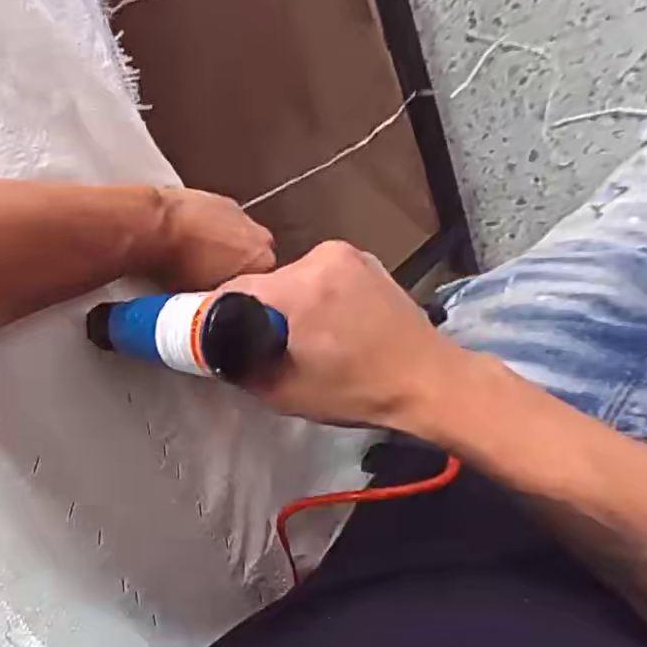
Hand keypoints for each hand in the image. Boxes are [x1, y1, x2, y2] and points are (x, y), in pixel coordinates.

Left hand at [141, 187, 276, 290]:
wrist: (154, 226)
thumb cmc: (175, 262)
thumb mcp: (202, 296)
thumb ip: (221, 297)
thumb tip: (215, 302)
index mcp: (262, 261)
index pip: (262, 282)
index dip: (242, 290)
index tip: (226, 294)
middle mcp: (259, 235)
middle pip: (253, 256)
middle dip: (237, 265)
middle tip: (213, 276)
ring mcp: (240, 214)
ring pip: (239, 236)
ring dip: (226, 244)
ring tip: (199, 254)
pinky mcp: (221, 199)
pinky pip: (223, 219)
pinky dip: (212, 227)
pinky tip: (193, 236)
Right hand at [219, 240, 465, 427]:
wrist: (428, 381)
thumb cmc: (358, 391)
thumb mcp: (284, 392)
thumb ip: (240, 366)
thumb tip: (218, 349)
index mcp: (299, 288)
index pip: (234, 289)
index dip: (220, 314)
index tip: (222, 334)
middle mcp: (321, 258)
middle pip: (266, 282)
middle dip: (262, 310)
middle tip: (271, 342)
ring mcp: (347, 254)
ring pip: (293, 277)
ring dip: (290, 301)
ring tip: (308, 334)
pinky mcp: (365, 259)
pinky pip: (320, 273)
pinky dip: (317, 293)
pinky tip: (333, 320)